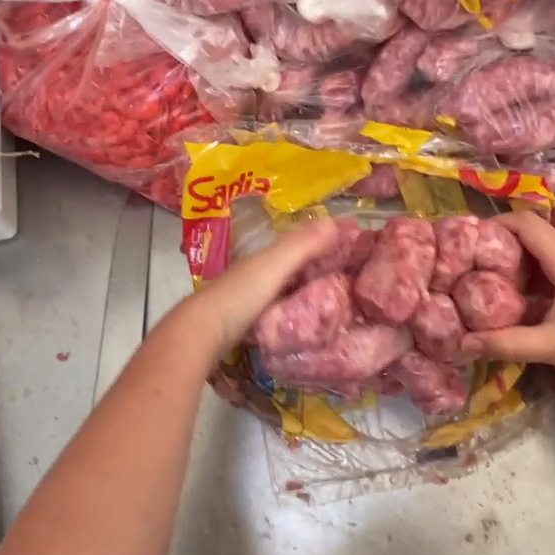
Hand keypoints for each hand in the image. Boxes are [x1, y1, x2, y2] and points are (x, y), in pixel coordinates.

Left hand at [172, 217, 340, 359]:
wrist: (199, 335)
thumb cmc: (238, 297)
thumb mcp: (273, 267)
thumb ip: (301, 246)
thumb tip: (335, 219)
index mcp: (262, 258)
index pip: (299, 241)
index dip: (324, 237)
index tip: (355, 238)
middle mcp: (254, 273)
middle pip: (292, 263)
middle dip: (318, 261)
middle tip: (353, 270)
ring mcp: (246, 298)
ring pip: (284, 286)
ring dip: (306, 285)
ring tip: (336, 296)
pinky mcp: (243, 324)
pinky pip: (278, 309)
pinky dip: (294, 307)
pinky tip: (305, 320)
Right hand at [460, 211, 554, 390]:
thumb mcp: (550, 347)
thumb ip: (505, 343)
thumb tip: (462, 344)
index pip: (526, 223)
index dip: (496, 223)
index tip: (471, 238)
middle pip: (533, 233)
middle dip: (502, 243)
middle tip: (474, 262)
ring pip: (545, 247)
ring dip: (518, 258)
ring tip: (491, 278)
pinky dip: (534, 269)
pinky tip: (522, 294)